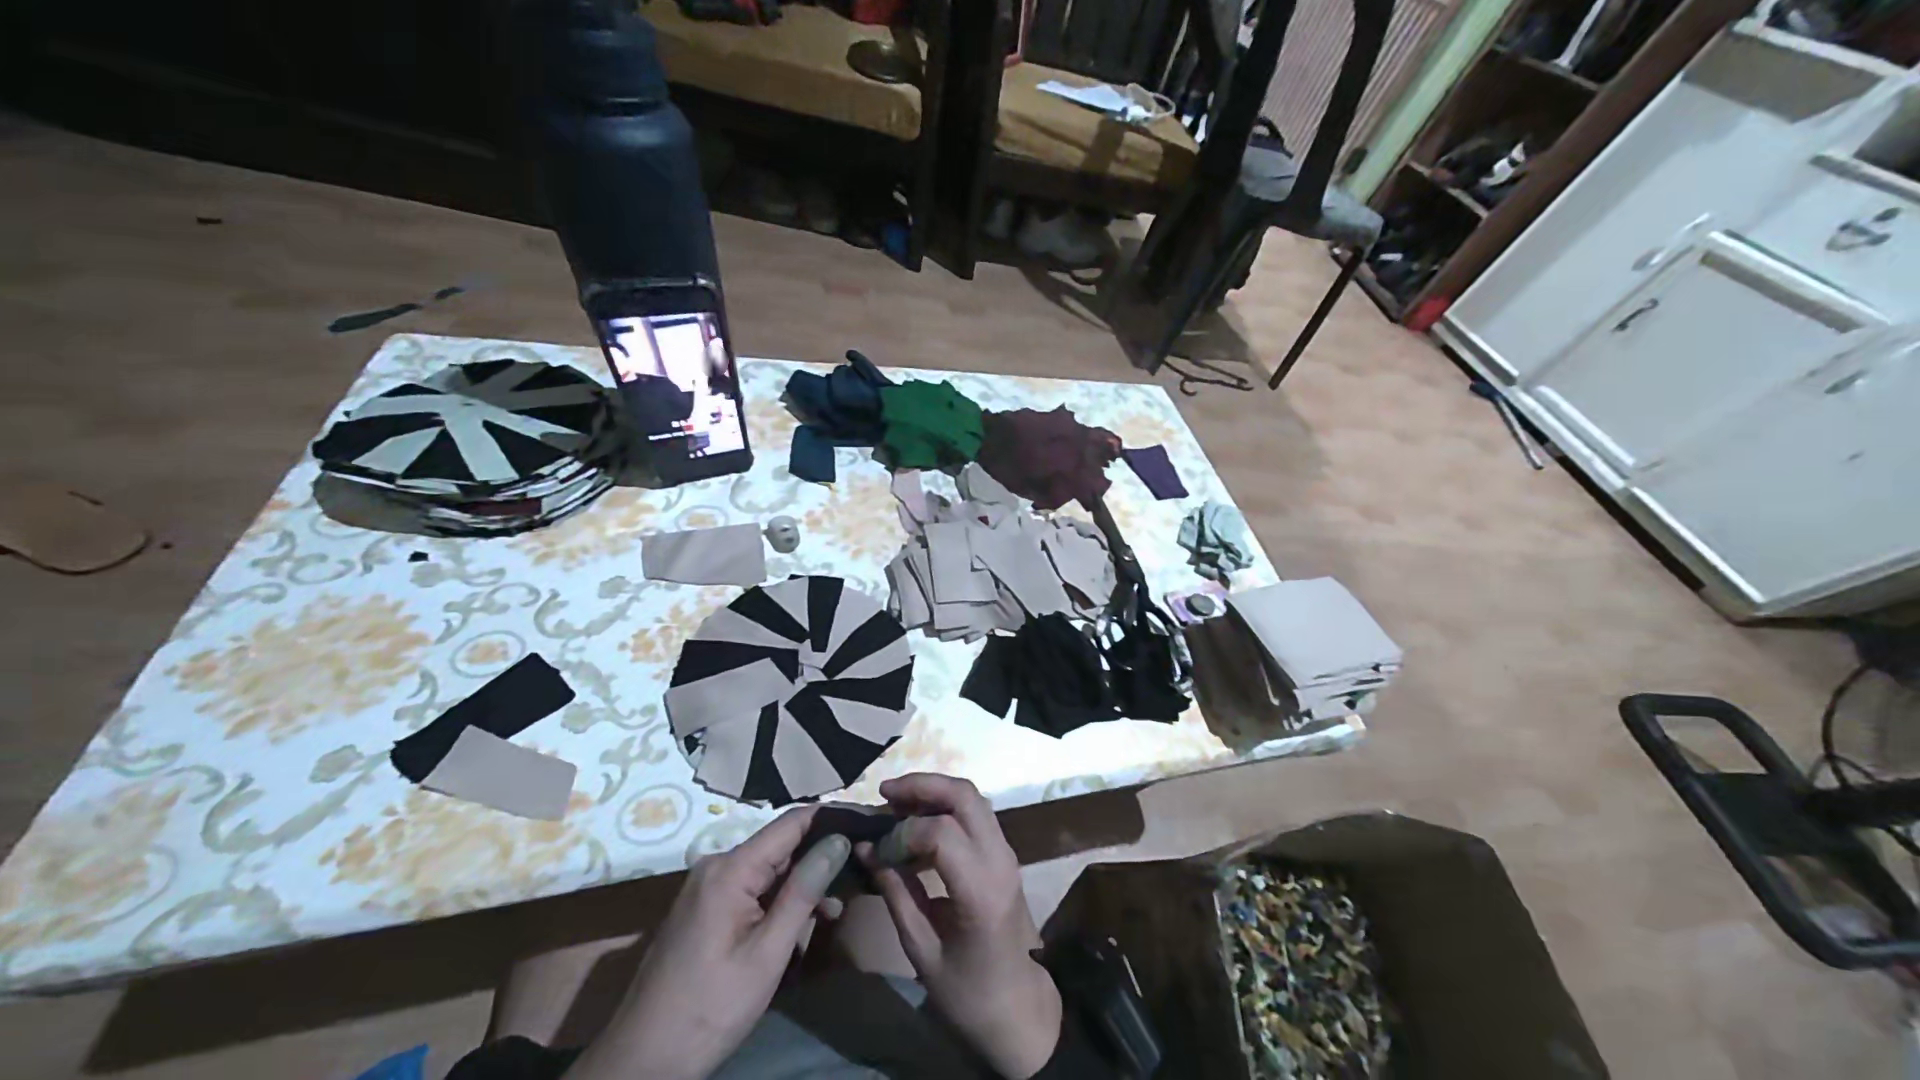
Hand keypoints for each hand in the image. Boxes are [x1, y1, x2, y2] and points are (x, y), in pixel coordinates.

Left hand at [571, 806, 850, 1079]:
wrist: (642, 1061)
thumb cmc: (710, 1007)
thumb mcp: (768, 953)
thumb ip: (804, 891)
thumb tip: (838, 840)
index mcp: (729, 869)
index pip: (791, 823)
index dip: (831, 817)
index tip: (869, 821)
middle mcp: (716, 866)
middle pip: (780, 845)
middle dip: (821, 854)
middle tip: (863, 865)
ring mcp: (707, 888)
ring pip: (768, 869)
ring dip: (803, 882)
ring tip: (838, 906)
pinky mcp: (705, 908)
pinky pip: (752, 888)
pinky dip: (780, 899)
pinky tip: (804, 918)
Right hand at [860, 774, 1061, 1079]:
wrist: (1023, 1015)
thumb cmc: (970, 996)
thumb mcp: (922, 951)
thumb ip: (896, 893)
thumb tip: (867, 849)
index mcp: (981, 890)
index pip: (940, 831)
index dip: (901, 833)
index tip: (877, 850)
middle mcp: (1000, 860)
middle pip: (964, 795)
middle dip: (922, 785)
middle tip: (885, 793)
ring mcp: (1007, 855)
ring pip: (973, 799)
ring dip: (934, 792)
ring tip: (896, 805)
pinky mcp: (1004, 857)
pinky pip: (976, 816)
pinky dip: (946, 808)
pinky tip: (917, 826)